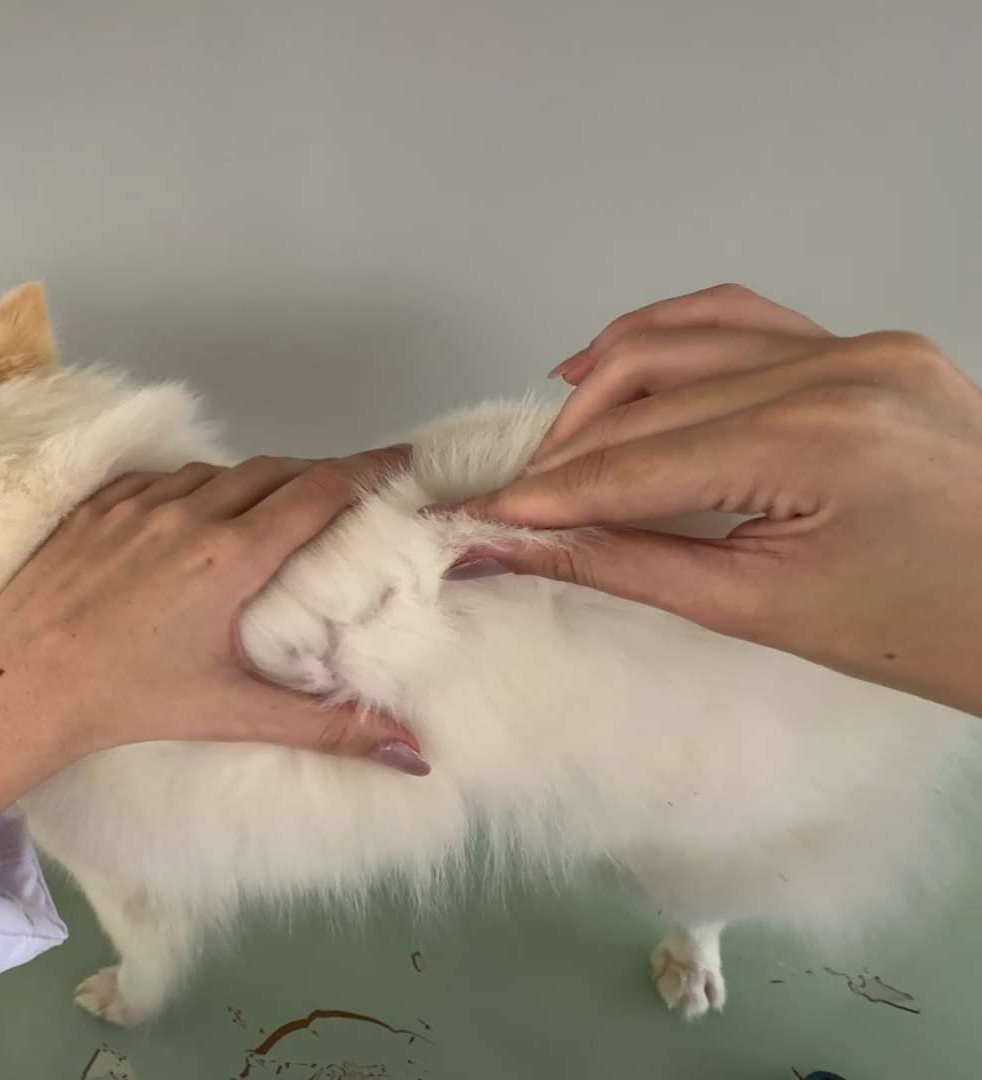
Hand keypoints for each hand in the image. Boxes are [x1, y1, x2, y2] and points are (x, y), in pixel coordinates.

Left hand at [0, 450, 428, 815]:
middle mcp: (185, 513)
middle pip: (274, 470)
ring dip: (250, 481)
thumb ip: (323, 725)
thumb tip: (412, 756)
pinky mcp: (93, 504)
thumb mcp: (226, 710)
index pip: (320, 491)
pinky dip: (189, 487)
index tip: (405, 464)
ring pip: (214, 472)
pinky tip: (188, 514)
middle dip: (318, 474)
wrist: (16, 680)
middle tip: (346, 492)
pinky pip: (156, 478)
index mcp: (228, 555)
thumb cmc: (120, 698)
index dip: (370, 472)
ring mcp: (133, 503)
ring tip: (267, 507)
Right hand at [461, 284, 981, 715]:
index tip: (470, 520)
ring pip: (661, 346)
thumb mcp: (748, 607)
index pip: (624, 467)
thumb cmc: (930, 625)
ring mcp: (850, 347)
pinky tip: (596, 369)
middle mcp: (836, 371)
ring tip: (549, 459)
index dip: (533, 500)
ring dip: (587, 403)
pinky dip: (648, 342)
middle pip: (632, 409)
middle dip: (551, 465)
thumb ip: (608, 562)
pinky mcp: (852, 346)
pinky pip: (723, 319)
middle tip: (504, 510)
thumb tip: (500, 549)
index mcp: (818, 441)